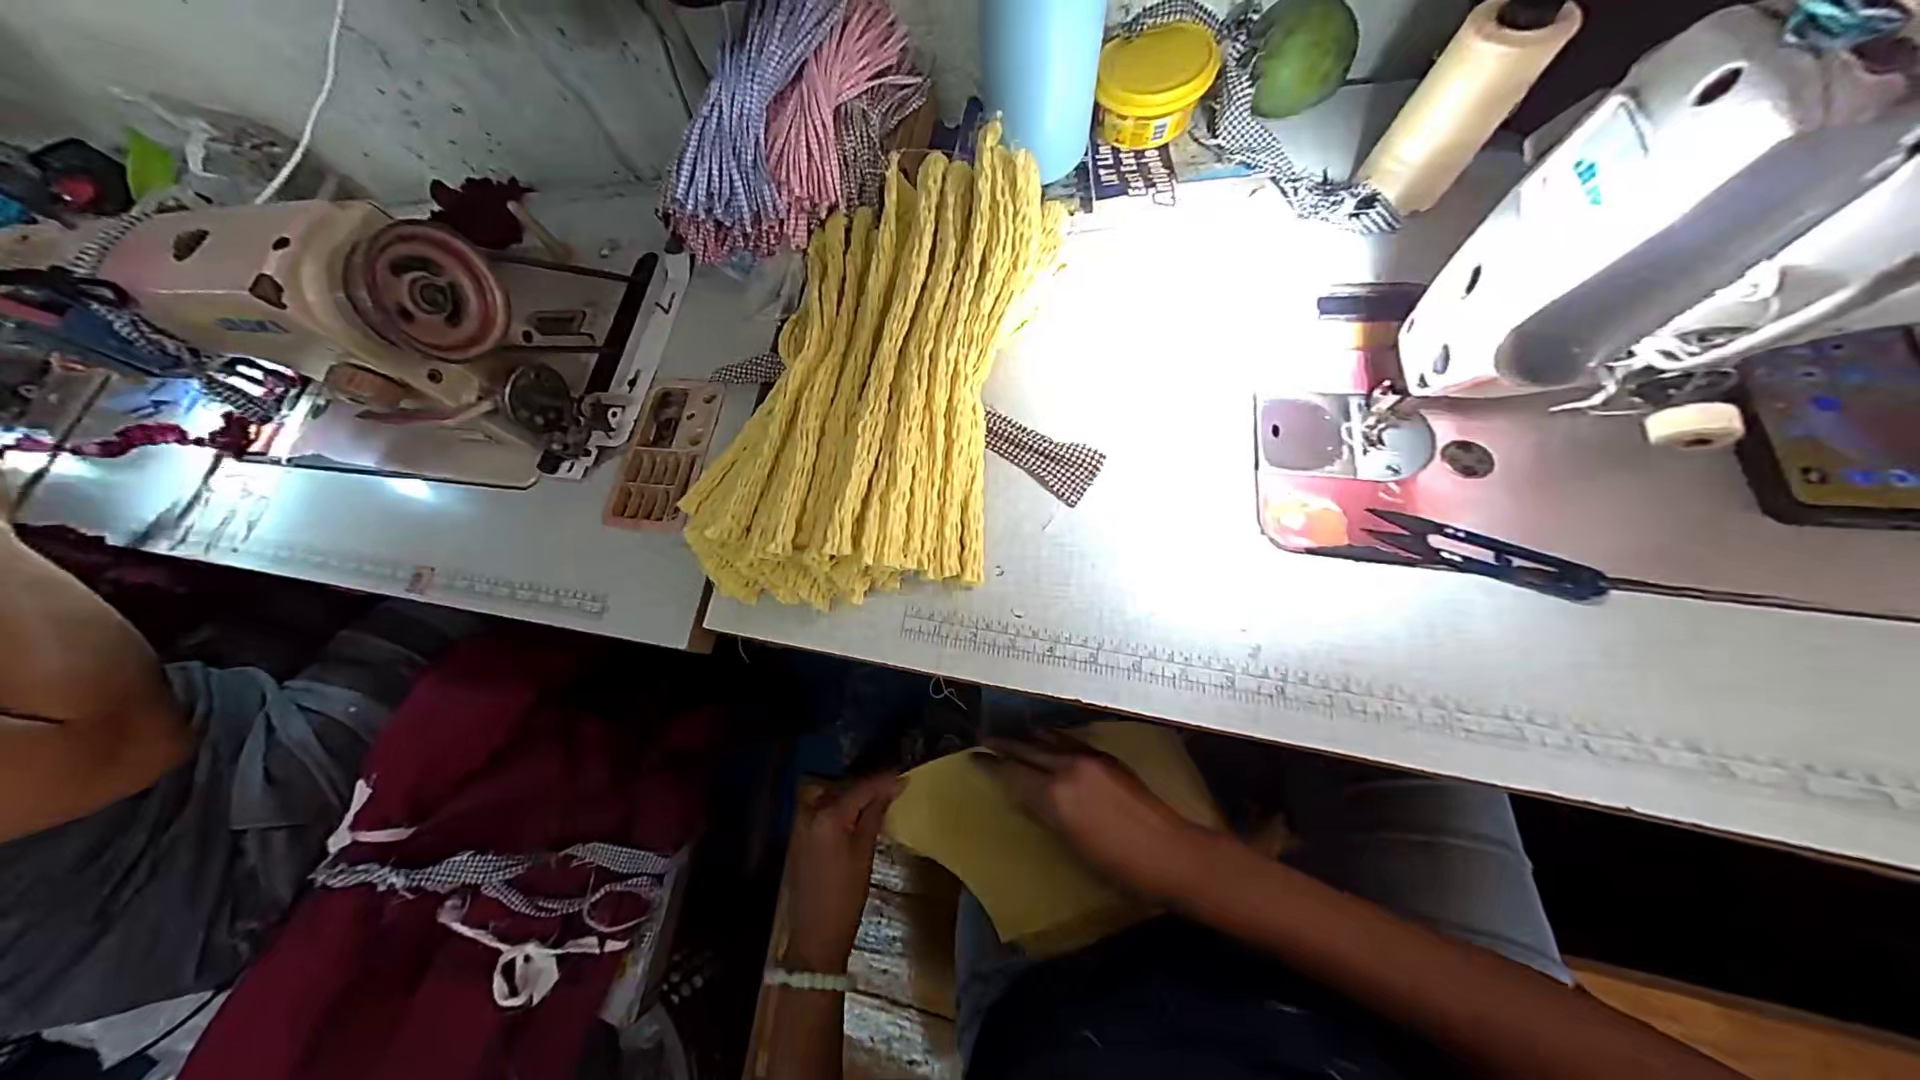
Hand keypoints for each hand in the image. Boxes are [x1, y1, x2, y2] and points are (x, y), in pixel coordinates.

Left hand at [785, 772, 902, 973]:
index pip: (861, 788)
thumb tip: (891, 788)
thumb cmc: (846, 895)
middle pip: (844, 788)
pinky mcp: (800, 835)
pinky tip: (858, 815)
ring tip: (878, 799)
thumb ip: (875, 814)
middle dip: (869, 786)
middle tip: (894, 787)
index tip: (904, 775)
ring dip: (854, 795)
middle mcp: (810, 812)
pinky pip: (823, 809)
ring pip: (832, 796)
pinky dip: (841, 807)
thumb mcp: (865, 852)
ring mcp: (801, 823)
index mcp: (828, 815)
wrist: (816, 935)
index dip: (884, 781)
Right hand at [981, 734, 1216, 902]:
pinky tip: (1049, 737)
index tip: (975, 756)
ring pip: (1049, 740)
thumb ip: (1046, 814)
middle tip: (983, 736)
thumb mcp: (1071, 845)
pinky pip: (1069, 741)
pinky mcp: (1107, 759)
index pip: (1013, 773)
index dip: (992, 764)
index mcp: (1055, 795)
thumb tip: (1029, 796)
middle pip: (1028, 749)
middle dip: (1004, 743)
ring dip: (1027, 737)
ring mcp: (1090, 759)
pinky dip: (1052, 737)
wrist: (1170, 853)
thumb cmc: (1119, 866)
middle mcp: (1068, 769)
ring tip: (1012, 733)